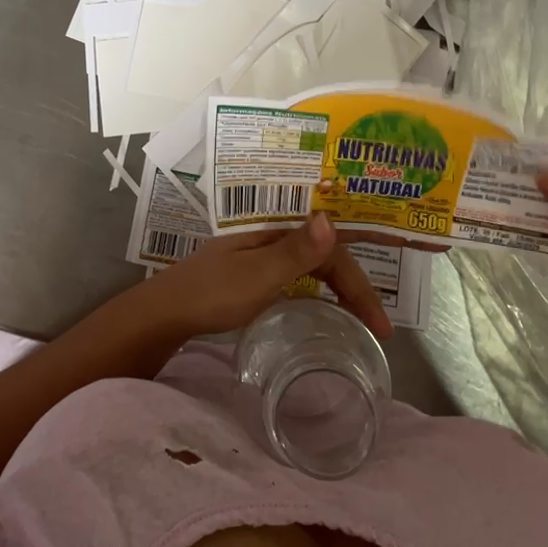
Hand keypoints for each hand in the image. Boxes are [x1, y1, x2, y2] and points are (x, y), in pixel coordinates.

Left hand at [134, 213, 394, 339]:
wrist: (167, 314)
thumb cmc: (212, 293)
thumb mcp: (258, 276)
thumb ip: (295, 252)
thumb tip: (330, 219)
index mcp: (274, 227)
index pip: (331, 248)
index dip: (359, 282)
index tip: (380, 323)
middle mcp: (272, 233)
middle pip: (325, 252)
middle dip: (355, 285)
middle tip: (378, 327)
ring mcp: (262, 252)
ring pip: (313, 264)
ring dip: (340, 287)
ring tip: (362, 319)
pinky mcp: (253, 272)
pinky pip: (298, 275)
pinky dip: (318, 291)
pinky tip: (327, 310)